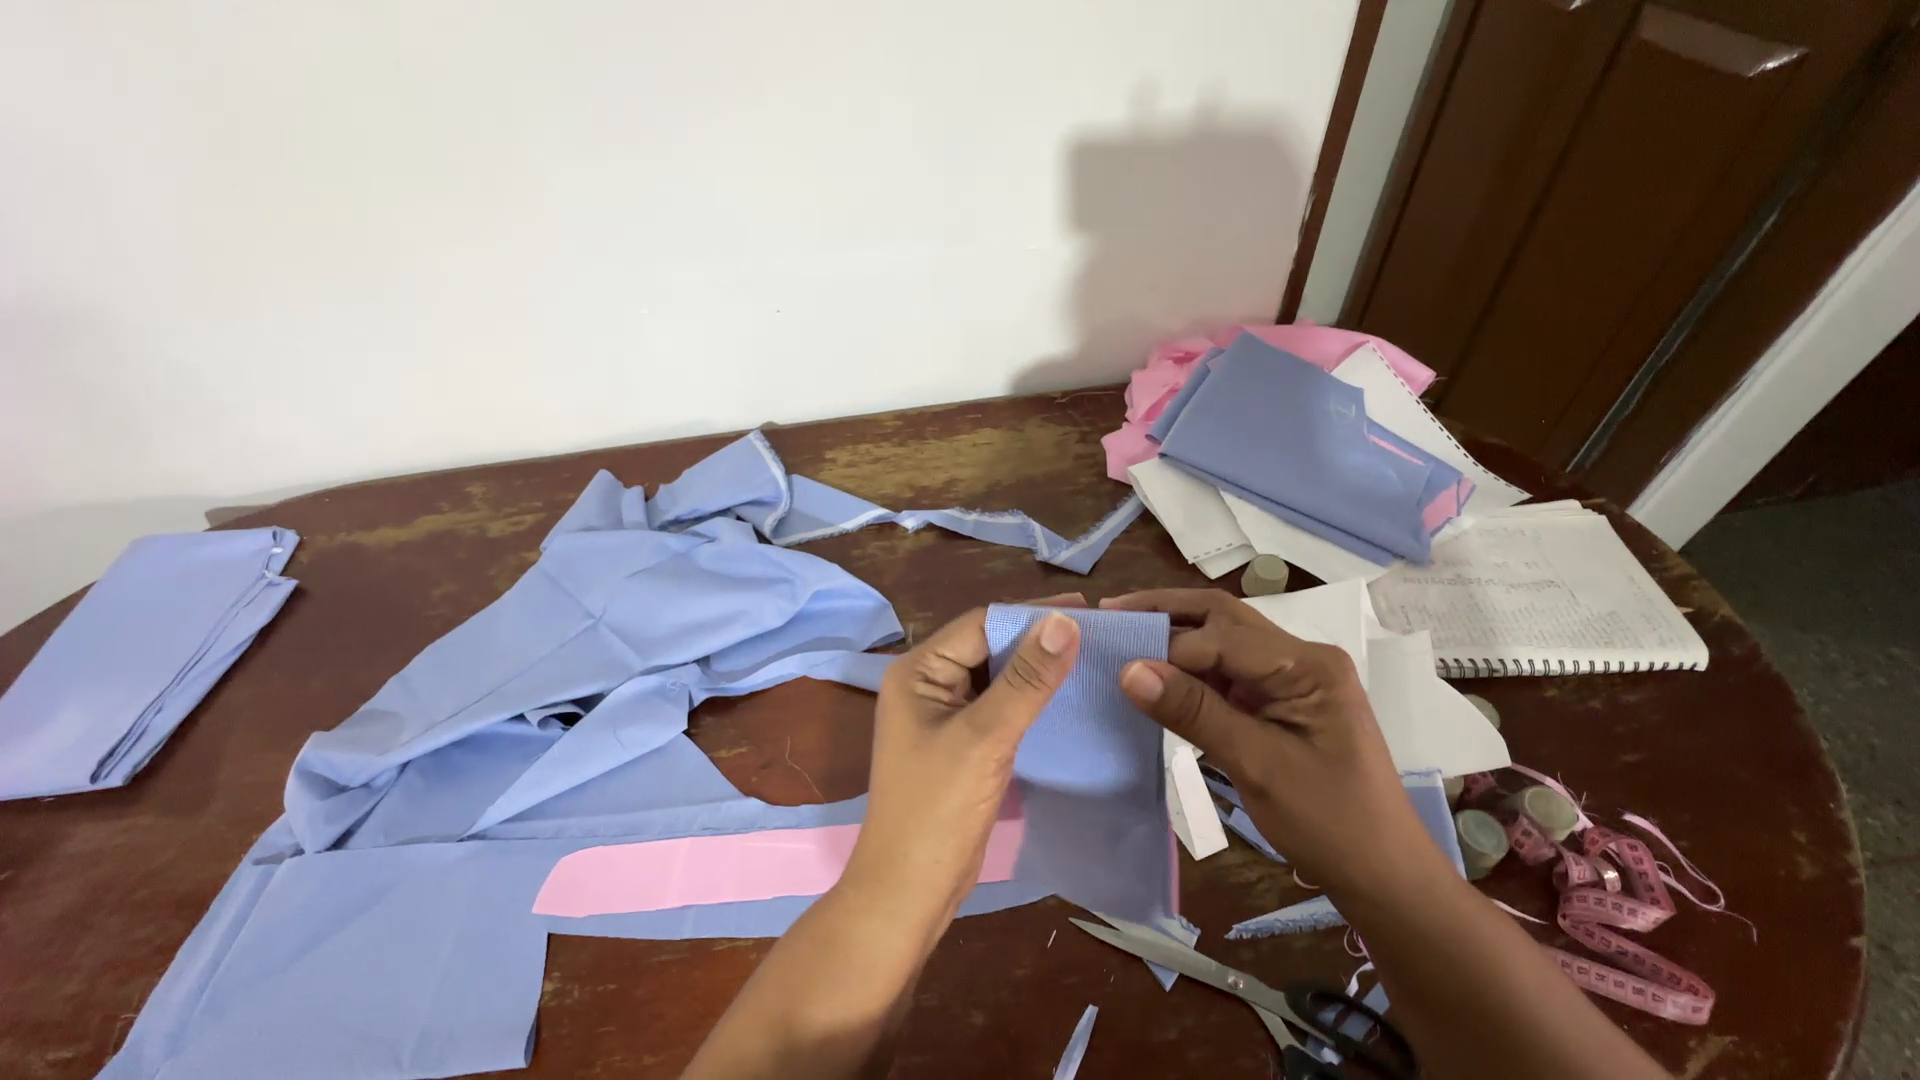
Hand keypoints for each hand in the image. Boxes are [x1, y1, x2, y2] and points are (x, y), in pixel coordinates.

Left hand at [842, 601, 1082, 926]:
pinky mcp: (964, 744)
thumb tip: (1064, 620)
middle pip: (990, 646)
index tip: (1088, 609)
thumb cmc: (937, 810)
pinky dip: (1033, 700)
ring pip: (1000, 677)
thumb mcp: (984, 739)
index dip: (1032, 615)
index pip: (981, 624)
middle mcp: (929, 684)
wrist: (909, 892)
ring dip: (1039, 669)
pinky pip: (1002, 708)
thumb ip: (1026, 680)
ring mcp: (946, 716)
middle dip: (1039, 639)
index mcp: (918, 671)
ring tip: (1095, 658)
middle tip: (1100, 632)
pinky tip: (1070, 698)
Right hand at [1104, 588, 1445, 895]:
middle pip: (1224, 617)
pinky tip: (1157, 675)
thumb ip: (1193, 712)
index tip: (1116, 662)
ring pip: (1224, 641)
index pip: (1223, 634)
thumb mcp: (1256, 765)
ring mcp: (1293, 679)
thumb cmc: (1328, 821)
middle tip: (1109, 614)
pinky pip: (1229, 673)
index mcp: (1308, 665)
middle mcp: (1302, 657)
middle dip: (1166, 612)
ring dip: (1176, 636)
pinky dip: (1190, 671)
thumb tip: (1128, 670)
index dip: (1168, 645)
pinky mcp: (1282, 702)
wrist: (1382, 874)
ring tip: (1123, 635)